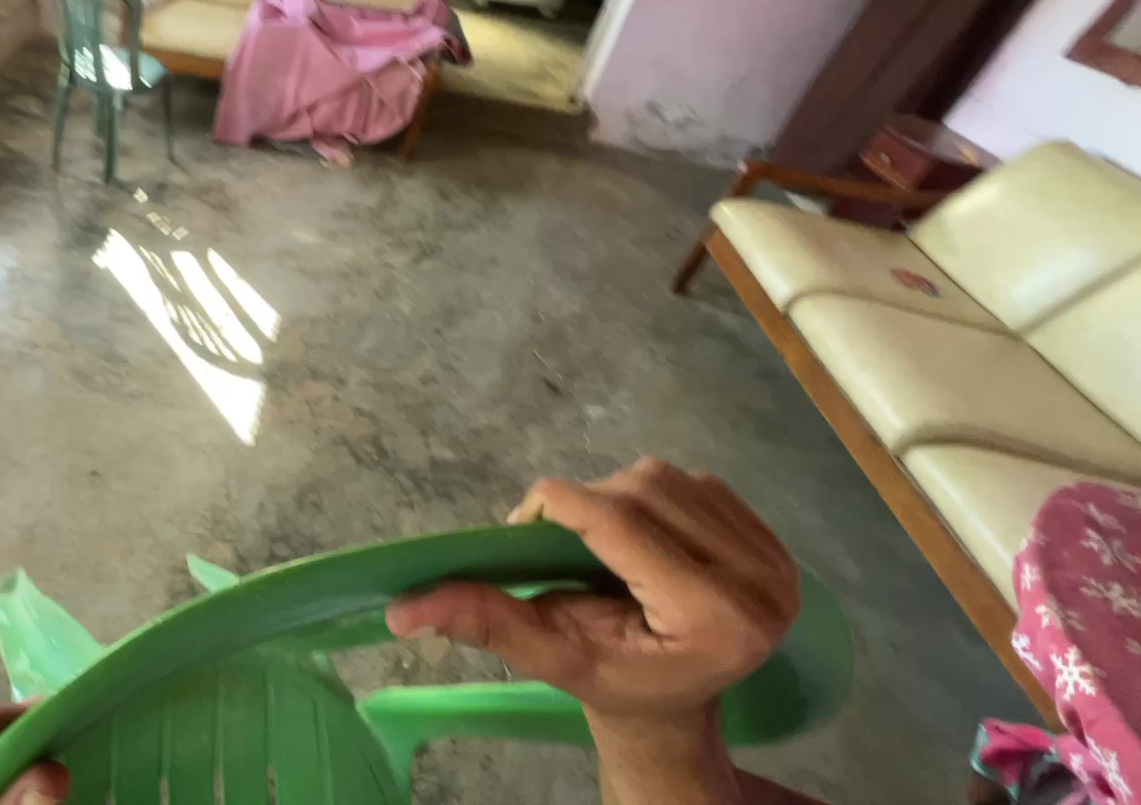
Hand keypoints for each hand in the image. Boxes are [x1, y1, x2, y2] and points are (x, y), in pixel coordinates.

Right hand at [386, 459, 799, 802]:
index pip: (620, 522)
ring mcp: (778, 560)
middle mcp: (762, 585)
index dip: (557, 503)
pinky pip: (691, 480)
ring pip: (662, 477)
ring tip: (602, 541)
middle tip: (562, 543)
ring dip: (614, 495)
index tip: (525, 522)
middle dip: (585, 503)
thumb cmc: (611, 682)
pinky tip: (644, 536)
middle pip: (639, 490)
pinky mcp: (774, 541)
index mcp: (714, 619)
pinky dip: (650, 494)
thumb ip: (484, 621)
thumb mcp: (547, 655)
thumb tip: (399, 611)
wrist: (674, 701)